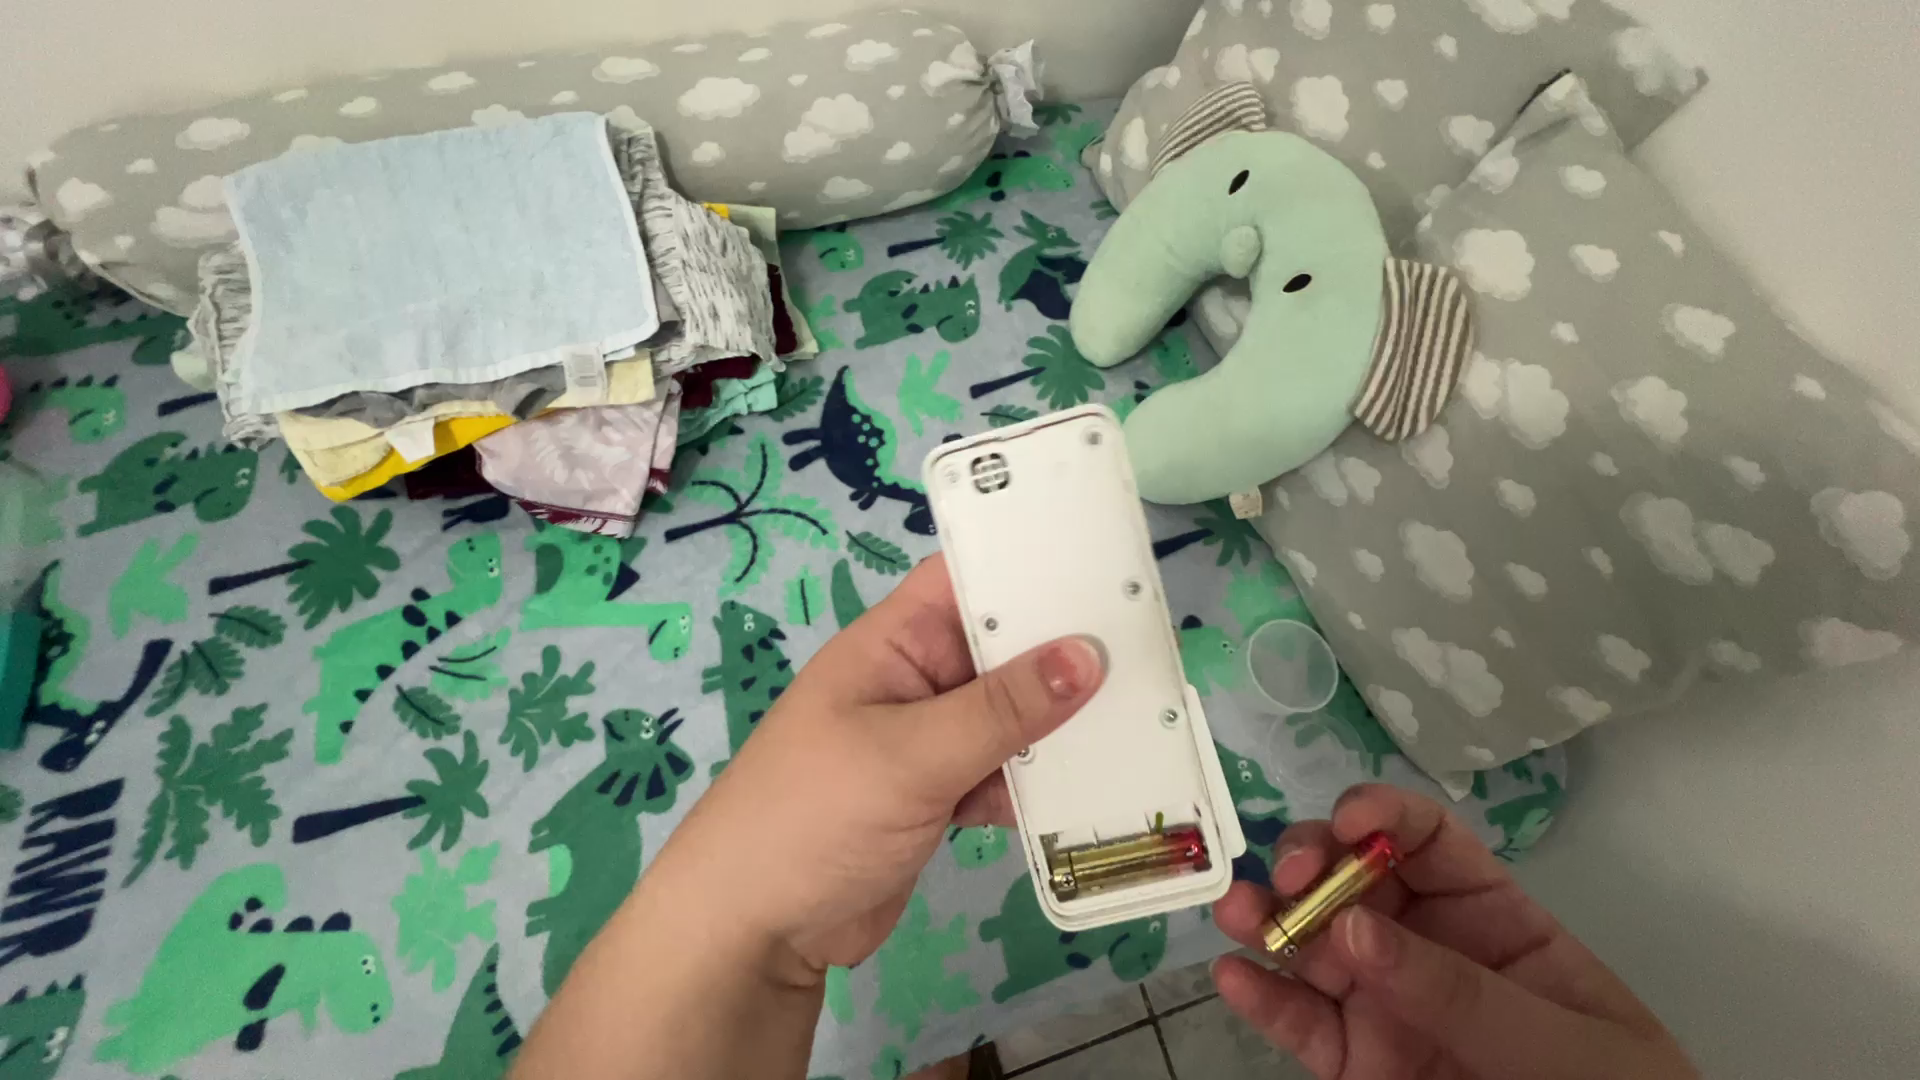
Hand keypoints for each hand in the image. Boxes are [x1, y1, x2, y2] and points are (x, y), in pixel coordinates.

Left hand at [635, 555, 1104, 983]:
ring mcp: (928, 738)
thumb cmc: (815, 814)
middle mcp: (915, 679)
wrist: (756, 931)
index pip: (964, 578)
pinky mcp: (939, 792)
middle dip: (1059, 650)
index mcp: (894, 642)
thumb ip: (1002, 710)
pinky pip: (1001, 769)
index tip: (1102, 561)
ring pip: (1007, 714)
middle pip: (998, 648)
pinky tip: (1088, 786)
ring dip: (1056, 722)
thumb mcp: (911, 755)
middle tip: (1146, 644)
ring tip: (1138, 714)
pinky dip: (1035, 779)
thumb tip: (1088, 655)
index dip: (1025, 563)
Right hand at [1210, 785, 1697, 1079]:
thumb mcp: (1567, 1047)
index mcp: (1485, 917)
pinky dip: (1260, 996)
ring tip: (1236, 911)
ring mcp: (1379, 999)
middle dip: (1308, 859)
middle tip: (1289, 879)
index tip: (1345, 821)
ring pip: (1307, 936)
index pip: (1423, 838)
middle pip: (1347, 873)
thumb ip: (1463, 991)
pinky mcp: (1352, 1060)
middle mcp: (1418, 943)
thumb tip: (1352, 927)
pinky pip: (1299, 1020)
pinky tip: (1233, 976)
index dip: (1380, 811)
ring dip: (1264, 913)